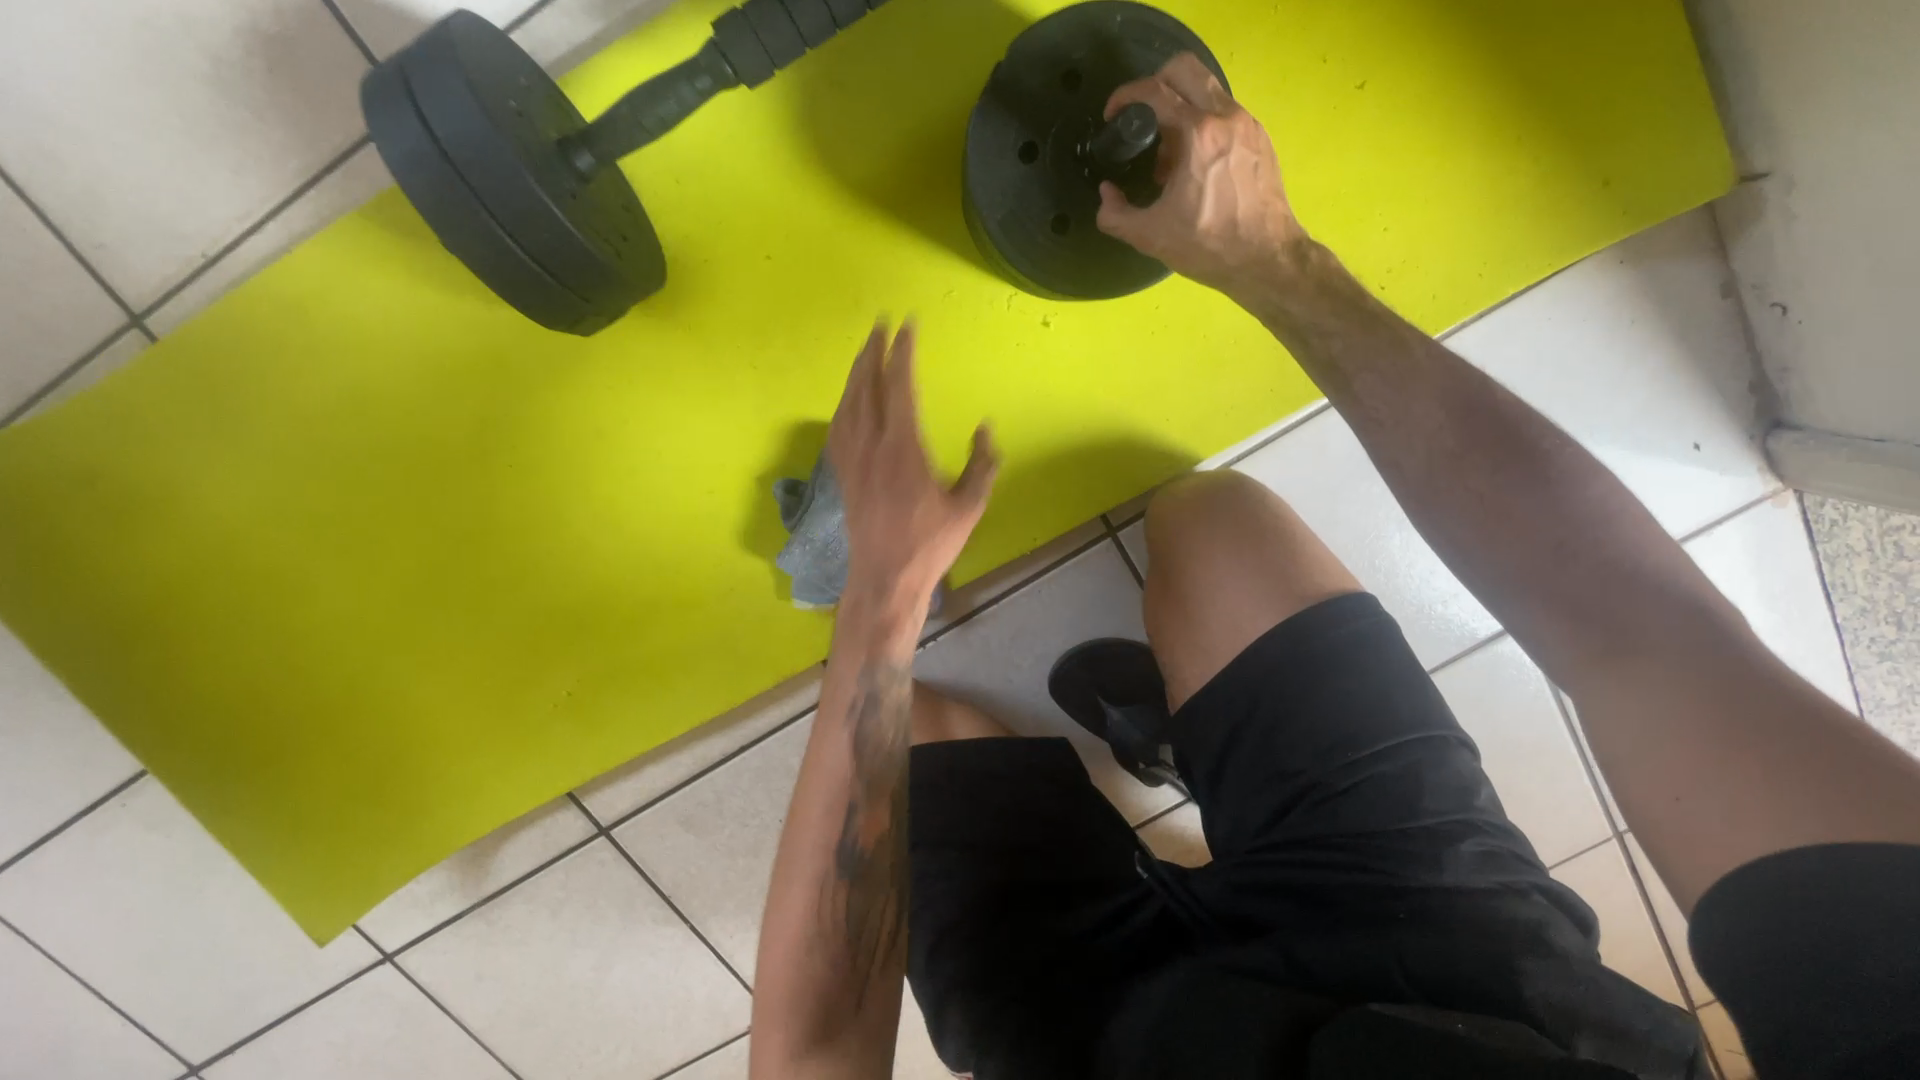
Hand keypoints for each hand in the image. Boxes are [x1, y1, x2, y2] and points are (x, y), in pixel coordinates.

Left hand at [829, 321, 997, 611]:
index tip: (907, 327)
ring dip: (856, 373)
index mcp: (903, 449)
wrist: (885, 578)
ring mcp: (851, 461)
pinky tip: (848, 400)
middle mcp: (871, 446)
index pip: (899, 386)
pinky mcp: (842, 475)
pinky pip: (838, 428)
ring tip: (865, 353)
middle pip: (866, 386)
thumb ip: (982, 465)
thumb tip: (984, 430)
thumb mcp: (969, 507)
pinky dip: (844, 404)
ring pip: (847, 404)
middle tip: (880, 325)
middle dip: (872, 352)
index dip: (902, 353)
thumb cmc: (930, 545)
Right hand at [1096, 53, 1307, 297]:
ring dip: (1180, 108)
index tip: (1112, 116)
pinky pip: (1224, 112)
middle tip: (1141, 118)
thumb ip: (1115, 213)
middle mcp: (1225, 117)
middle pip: (1185, 69)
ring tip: (1168, 154)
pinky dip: (1202, 124)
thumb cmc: (1207, 246)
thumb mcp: (1149, 236)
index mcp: (1197, 134)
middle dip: (1155, 85)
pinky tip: (1194, 165)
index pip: (1154, 91)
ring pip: (1206, 90)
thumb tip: (1106, 193)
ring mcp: (1247, 124)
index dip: (1125, 96)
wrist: (1266, 258)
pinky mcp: (1259, 137)